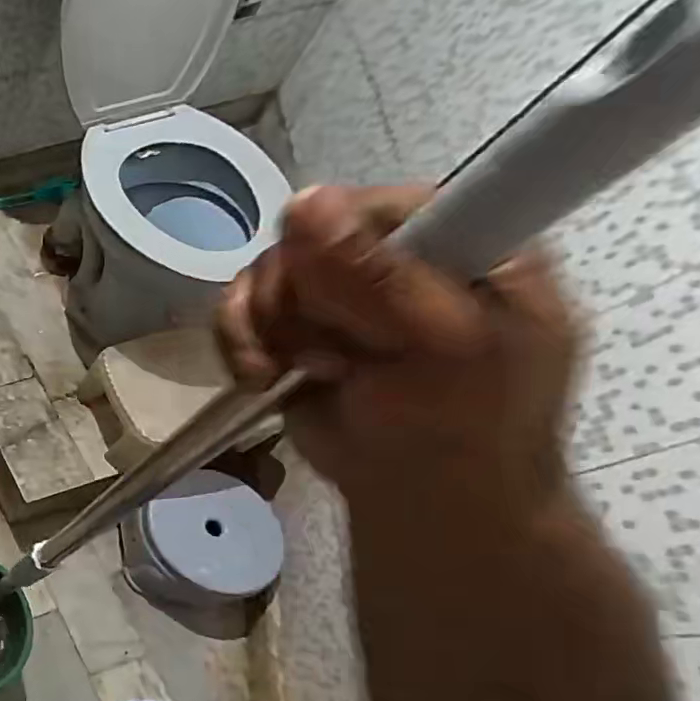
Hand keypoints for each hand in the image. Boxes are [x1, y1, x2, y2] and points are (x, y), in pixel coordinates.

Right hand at [214, 184, 579, 508]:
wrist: (420, 500)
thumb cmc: (462, 430)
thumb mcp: (442, 348)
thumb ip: (377, 275)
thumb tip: (303, 199)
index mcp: (458, 242)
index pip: (373, 205)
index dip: (337, 245)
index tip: (335, 301)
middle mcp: (391, 257)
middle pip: (304, 239)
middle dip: (294, 300)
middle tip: (322, 354)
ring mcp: (336, 294)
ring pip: (262, 275)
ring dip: (260, 327)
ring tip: (285, 370)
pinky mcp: (291, 328)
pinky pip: (239, 311)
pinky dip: (237, 344)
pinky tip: (259, 377)